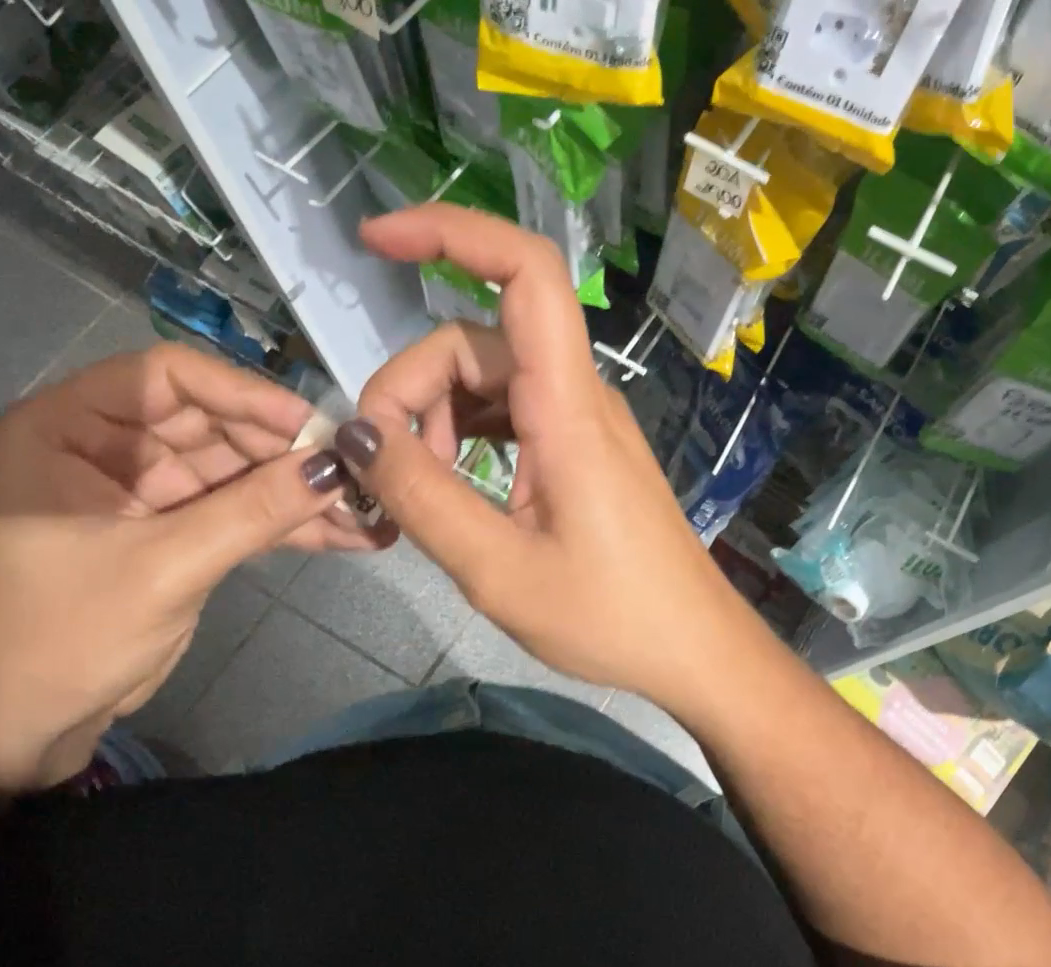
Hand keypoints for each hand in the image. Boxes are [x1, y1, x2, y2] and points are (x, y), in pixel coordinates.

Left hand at [0, 345, 364, 790]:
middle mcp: (109, 448)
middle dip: (287, 451)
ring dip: (303, 491)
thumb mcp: (164, 568)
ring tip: (371, 508)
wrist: (29, 727)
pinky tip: (353, 535)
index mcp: (65, 431)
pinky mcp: (181, 531)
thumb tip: (339, 466)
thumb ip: (253, 512)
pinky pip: (245, 512)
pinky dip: (294, 524)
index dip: (243, 393)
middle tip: (358, 471)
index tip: (312, 425)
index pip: (166, 377)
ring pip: (241, 470)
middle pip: (216, 424)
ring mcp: (150, 491)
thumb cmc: (65, 636)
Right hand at [339, 205, 761, 705]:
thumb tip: (354, 433)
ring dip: (437, 418)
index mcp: (568, 409)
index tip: (375, 240)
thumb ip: (420, 497)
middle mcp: (580, 399)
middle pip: (477, 342)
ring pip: (490, 379)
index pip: (525, 274)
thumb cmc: (610, 618)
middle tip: (385, 471)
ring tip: (419, 490)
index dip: (452, 233)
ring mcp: (585, 424)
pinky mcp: (585, 452)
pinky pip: (513, 415)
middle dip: (412, 387)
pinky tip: (452, 487)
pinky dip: (468, 438)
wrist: (695, 650)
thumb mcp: (498, 571)